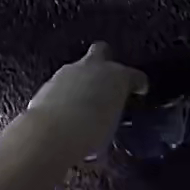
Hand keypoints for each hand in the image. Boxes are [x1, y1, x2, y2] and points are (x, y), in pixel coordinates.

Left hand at [25, 43, 148, 157]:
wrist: (52, 132)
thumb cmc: (91, 134)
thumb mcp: (109, 133)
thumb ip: (109, 124)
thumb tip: (108, 139)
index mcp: (118, 77)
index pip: (136, 76)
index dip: (138, 84)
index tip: (139, 91)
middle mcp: (95, 67)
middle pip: (102, 51)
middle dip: (105, 61)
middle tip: (106, 80)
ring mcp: (70, 71)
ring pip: (79, 67)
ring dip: (82, 80)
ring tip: (81, 103)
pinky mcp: (50, 81)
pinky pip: (62, 83)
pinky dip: (65, 92)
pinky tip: (63, 110)